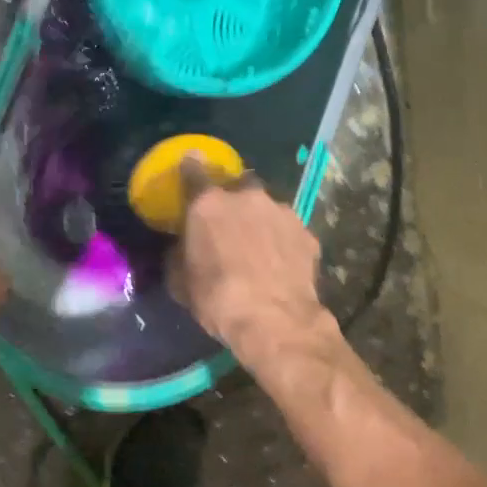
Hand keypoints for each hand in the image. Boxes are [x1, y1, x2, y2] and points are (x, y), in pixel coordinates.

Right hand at [170, 162, 328, 362]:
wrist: (274, 320)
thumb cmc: (216, 300)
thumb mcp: (180, 281)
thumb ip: (179, 253)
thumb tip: (182, 246)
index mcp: (208, 204)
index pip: (194, 172)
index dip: (190, 169)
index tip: (189, 165)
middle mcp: (247, 197)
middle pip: (238, 185)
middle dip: (232, 198)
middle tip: (227, 222)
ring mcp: (282, 212)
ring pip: (266, 206)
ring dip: (259, 219)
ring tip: (257, 247)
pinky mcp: (307, 233)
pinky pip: (287, 229)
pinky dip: (281, 240)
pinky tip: (278, 262)